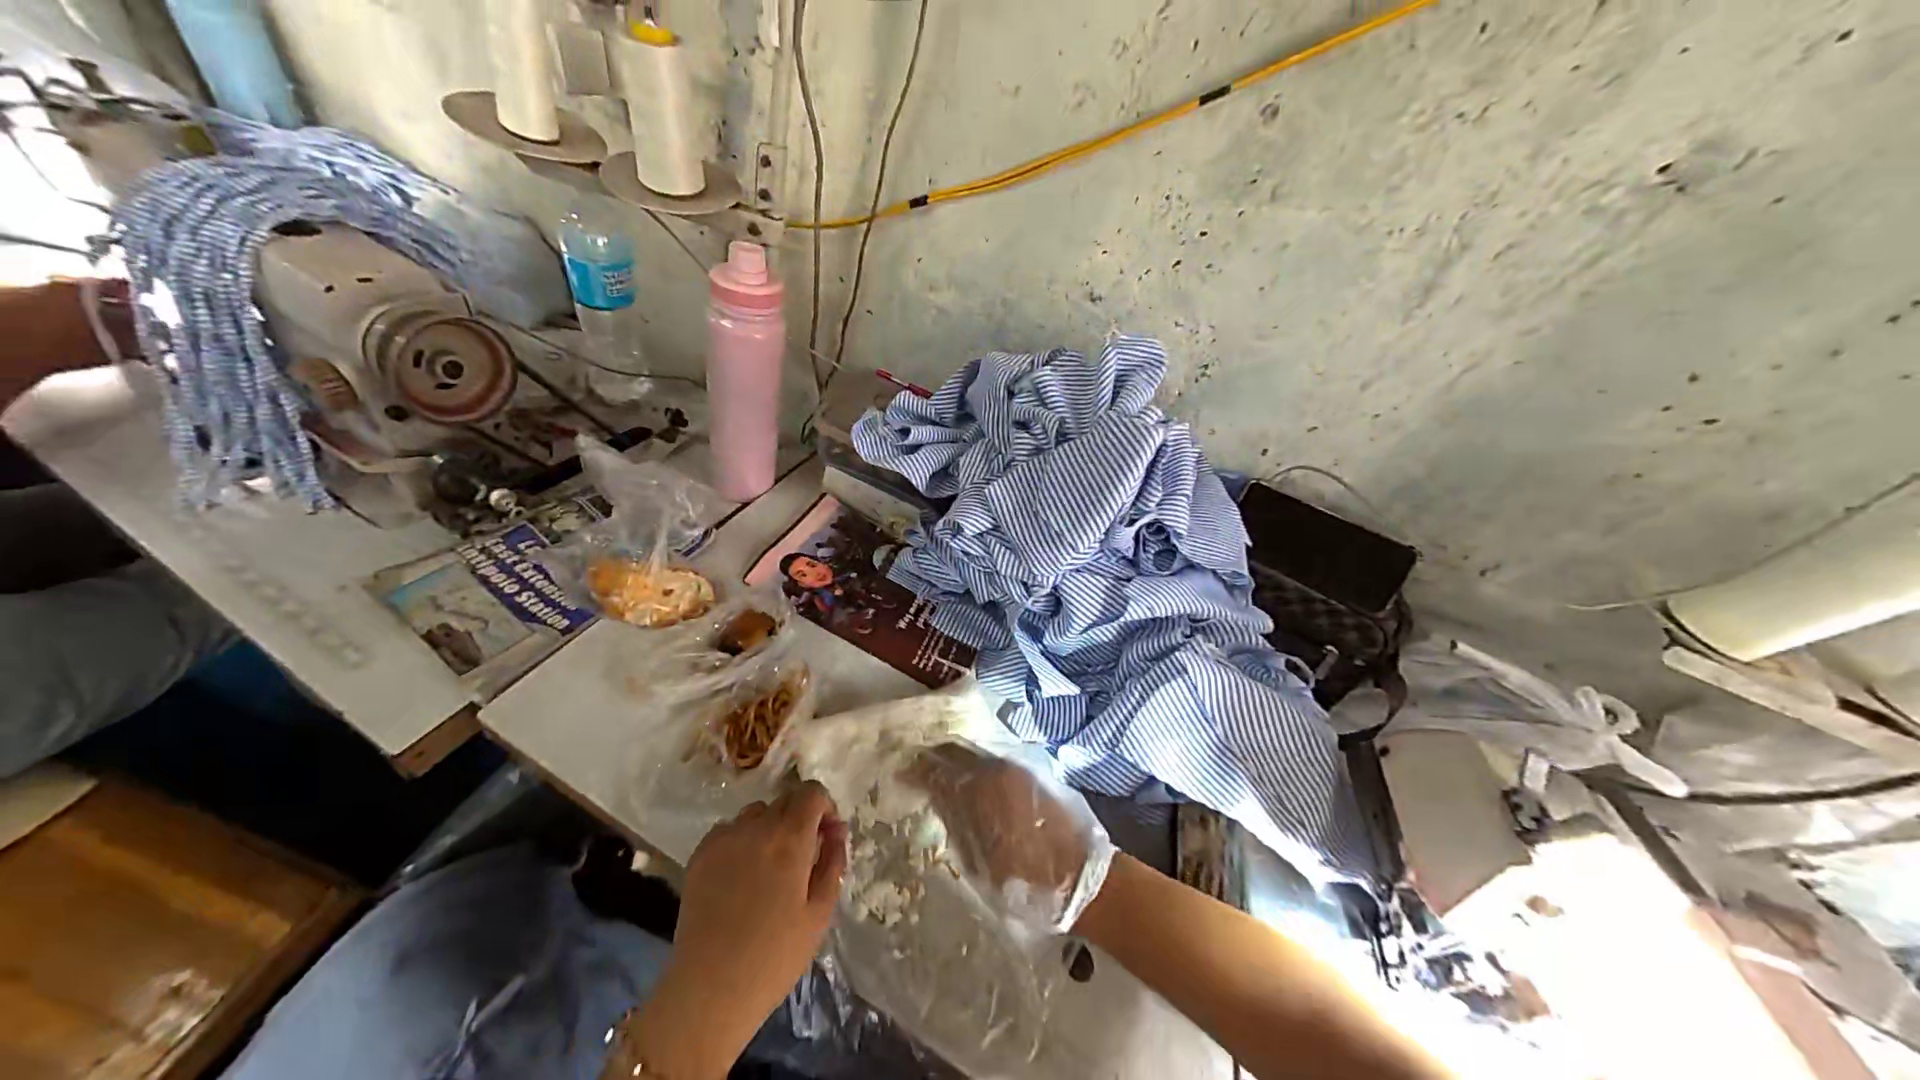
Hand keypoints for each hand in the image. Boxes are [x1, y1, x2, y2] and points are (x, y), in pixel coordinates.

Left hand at [612, 782, 846, 1078]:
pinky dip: (742, 841)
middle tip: (802, 857)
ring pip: (756, 813)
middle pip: (785, 800)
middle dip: (800, 819)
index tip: (827, 836)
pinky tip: (742, 876)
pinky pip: (729, 831)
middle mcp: (755, 827)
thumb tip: (836, 829)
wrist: (709, 990)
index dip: (825, 808)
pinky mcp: (699, 855)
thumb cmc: (775, 956)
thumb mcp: (819, 912)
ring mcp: (723, 838)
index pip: (812, 792)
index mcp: (789, 838)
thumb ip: (833, 861)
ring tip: (770, 867)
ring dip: (770, 828)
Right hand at [909, 743, 1110, 929]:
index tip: (901, 772)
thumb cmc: (1025, 880)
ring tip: (940, 771)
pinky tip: (971, 779)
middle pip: (958, 750)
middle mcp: (999, 768)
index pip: (938, 768)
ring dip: (957, 757)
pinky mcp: (1035, 773)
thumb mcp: (978, 859)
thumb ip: (955, 820)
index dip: (917, 769)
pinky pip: (995, 759)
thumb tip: (935, 795)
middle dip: (935, 755)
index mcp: (981, 788)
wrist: (1083, 880)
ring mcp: (1019, 767)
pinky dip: (977, 764)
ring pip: (977, 753)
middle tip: (917, 764)